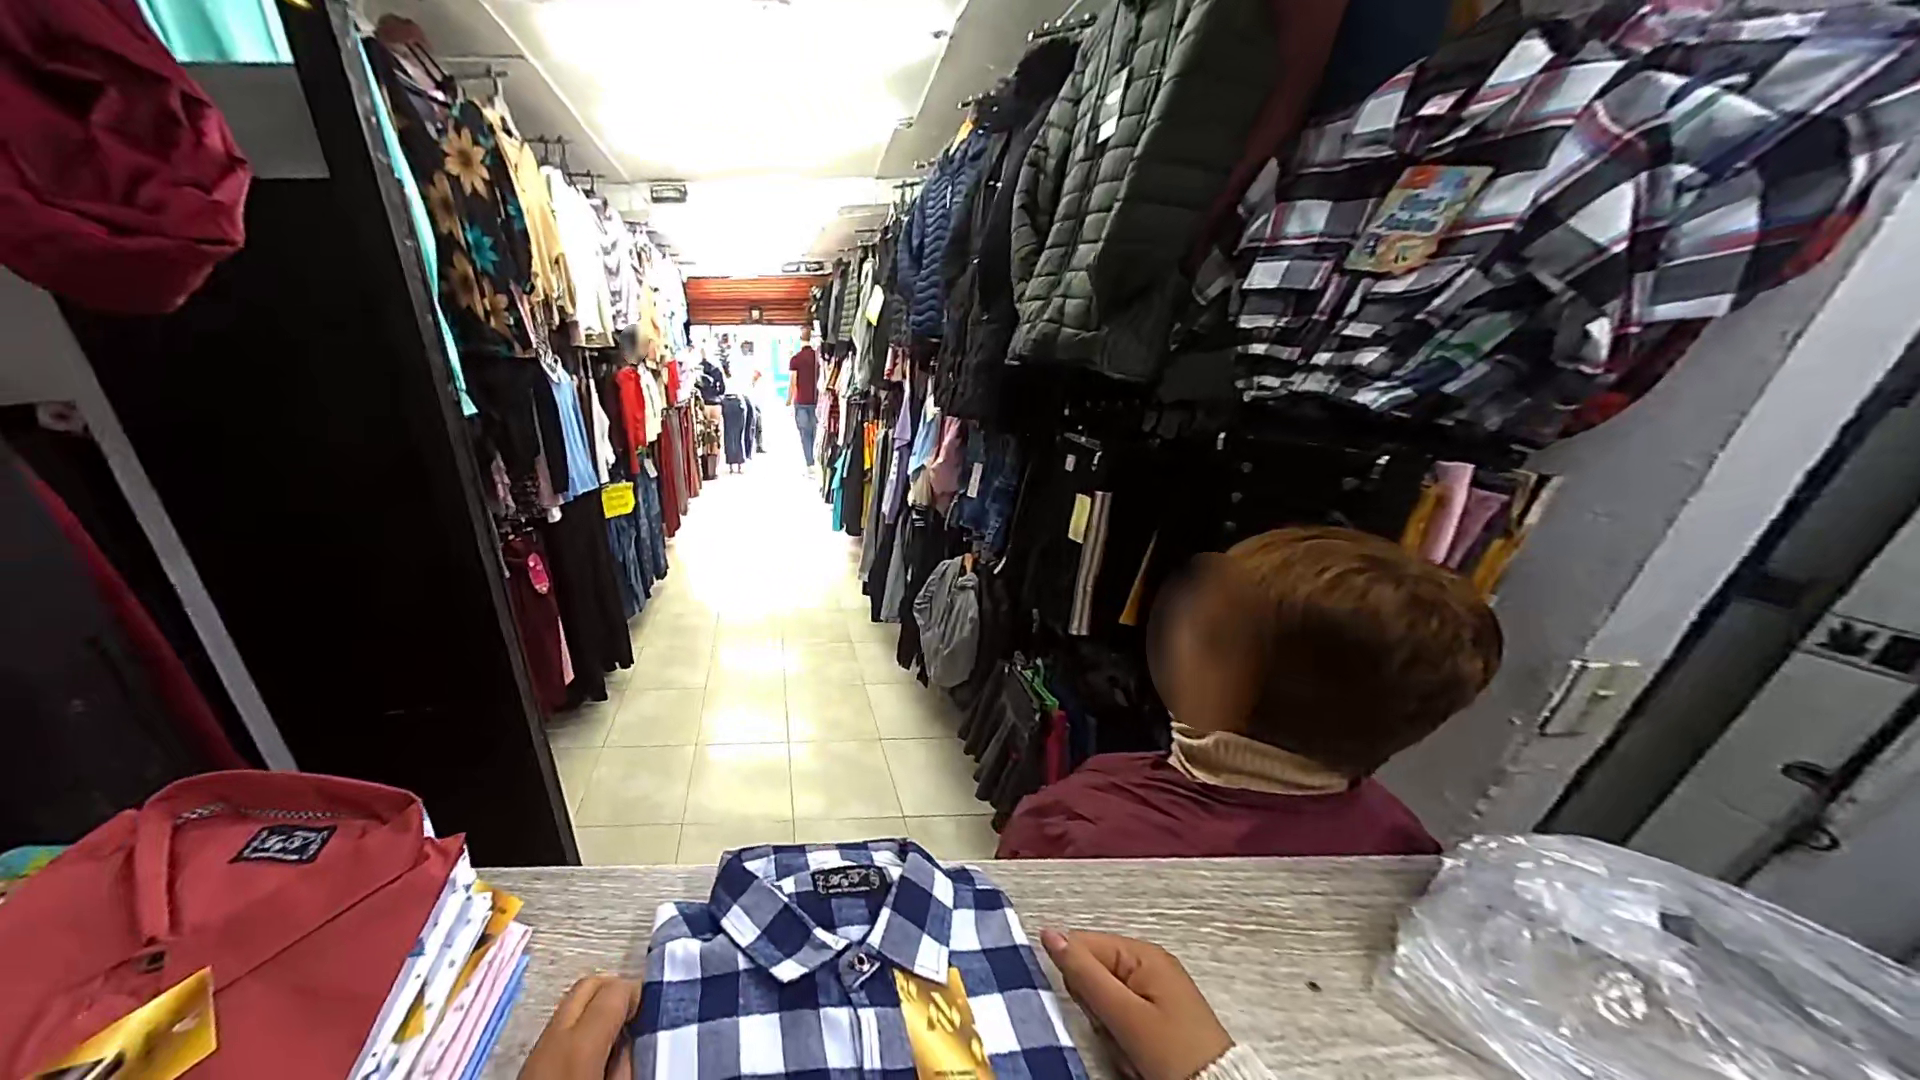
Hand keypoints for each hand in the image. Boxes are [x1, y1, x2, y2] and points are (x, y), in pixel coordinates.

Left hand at [517, 974, 640, 1079]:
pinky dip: (578, 1025)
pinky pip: (558, 1027)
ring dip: (595, 1007)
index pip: (615, 988)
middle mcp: (553, 1037)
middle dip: (614, 989)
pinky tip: (589, 1049)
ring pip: (571, 1003)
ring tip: (612, 1033)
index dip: (638, 993)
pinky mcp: (526, 1064)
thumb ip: (629, 1057)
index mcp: (579, 1042)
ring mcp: (535, 1050)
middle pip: (588, 984)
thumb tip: (634, 1038)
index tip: (649, 1010)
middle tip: (632, 1013)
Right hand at [1041, 929, 1231, 1079]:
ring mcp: (1155, 990)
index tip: (1094, 1010)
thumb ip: (1084, 973)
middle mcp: (1148, 963)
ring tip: (1131, 1049)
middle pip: (1094, 973)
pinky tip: (1137, 1056)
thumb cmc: (1173, 1054)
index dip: (1078, 979)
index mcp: (1142, 953)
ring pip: (1105, 1000)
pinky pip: (1122, 1016)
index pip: (1083, 945)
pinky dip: (1123, 1037)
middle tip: (1117, 1031)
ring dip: (1109, 1027)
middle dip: (1096, 1007)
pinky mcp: (1158, 1015)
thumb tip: (1049, 933)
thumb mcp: (1124, 1015)